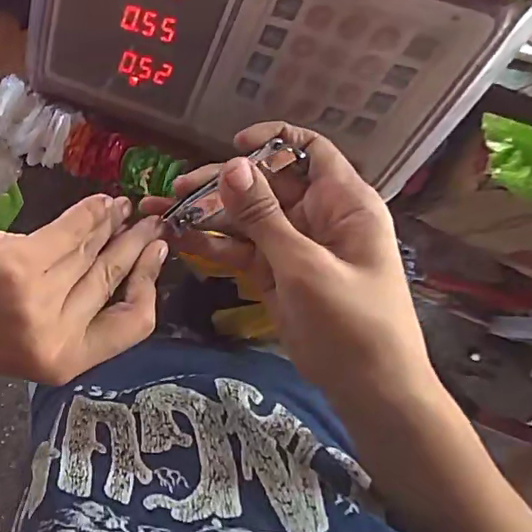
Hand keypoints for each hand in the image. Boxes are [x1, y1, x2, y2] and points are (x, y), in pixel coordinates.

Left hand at [0, 195, 169, 383]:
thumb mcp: (22, 337)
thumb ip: (64, 307)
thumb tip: (104, 257)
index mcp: (62, 361)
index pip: (131, 324)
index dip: (149, 285)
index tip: (156, 255)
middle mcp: (58, 333)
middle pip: (114, 278)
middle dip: (138, 245)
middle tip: (153, 222)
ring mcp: (40, 298)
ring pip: (93, 250)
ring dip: (114, 223)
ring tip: (126, 207)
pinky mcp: (20, 265)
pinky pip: (69, 231)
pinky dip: (89, 213)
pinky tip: (102, 202)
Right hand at [142, 122, 430, 396]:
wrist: (371, 391)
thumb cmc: (353, 323)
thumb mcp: (306, 266)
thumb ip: (264, 217)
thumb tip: (232, 168)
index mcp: (342, 203)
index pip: (309, 152)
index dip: (272, 141)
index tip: (232, 145)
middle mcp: (317, 217)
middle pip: (265, 184)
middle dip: (221, 185)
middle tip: (175, 190)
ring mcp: (293, 247)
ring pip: (246, 218)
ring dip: (206, 216)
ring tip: (161, 214)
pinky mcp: (274, 274)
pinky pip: (241, 250)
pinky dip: (212, 246)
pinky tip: (179, 241)